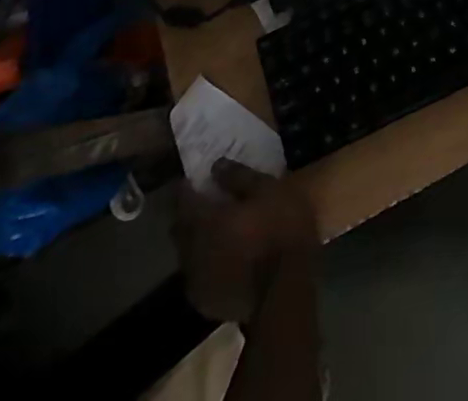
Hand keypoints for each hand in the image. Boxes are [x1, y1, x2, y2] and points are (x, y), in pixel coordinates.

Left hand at [174, 158, 318, 322]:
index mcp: (203, 221)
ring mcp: (196, 280)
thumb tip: (216, 165)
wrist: (286, 292)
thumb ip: (240, 177)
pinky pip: (199, 277)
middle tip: (208, 206)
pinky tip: (226, 262)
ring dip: (198, 242)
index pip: (182, 199)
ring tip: (219, 235)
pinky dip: (208, 266)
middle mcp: (191, 249)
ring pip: (188, 254)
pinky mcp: (206, 303)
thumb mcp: (270, 191)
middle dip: (189, 215)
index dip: (187, 188)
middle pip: (180, 228)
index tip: (195, 180)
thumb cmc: (282, 232)